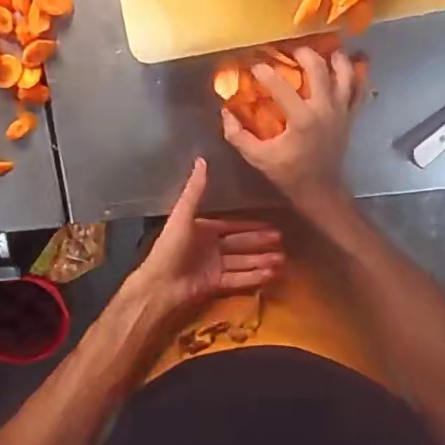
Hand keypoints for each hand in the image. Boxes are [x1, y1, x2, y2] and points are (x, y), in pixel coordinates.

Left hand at [126, 158, 283, 316]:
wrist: (160, 285)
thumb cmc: (170, 248)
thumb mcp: (183, 216)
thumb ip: (195, 190)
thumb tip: (202, 159)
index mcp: (201, 230)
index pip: (231, 226)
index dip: (250, 225)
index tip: (271, 225)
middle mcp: (209, 248)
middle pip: (240, 244)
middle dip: (260, 243)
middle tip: (282, 241)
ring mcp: (213, 267)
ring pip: (242, 262)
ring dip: (262, 260)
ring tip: (283, 260)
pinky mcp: (216, 285)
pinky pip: (239, 279)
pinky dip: (255, 276)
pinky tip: (272, 275)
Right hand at [222, 47, 362, 209]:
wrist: (320, 190)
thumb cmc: (288, 173)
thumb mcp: (257, 157)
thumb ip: (237, 135)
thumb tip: (225, 112)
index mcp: (302, 119)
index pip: (281, 86)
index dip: (266, 72)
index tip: (255, 66)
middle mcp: (325, 109)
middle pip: (319, 68)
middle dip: (304, 53)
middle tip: (291, 50)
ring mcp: (341, 111)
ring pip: (346, 73)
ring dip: (335, 58)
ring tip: (323, 50)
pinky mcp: (350, 115)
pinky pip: (358, 89)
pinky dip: (354, 74)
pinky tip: (344, 67)